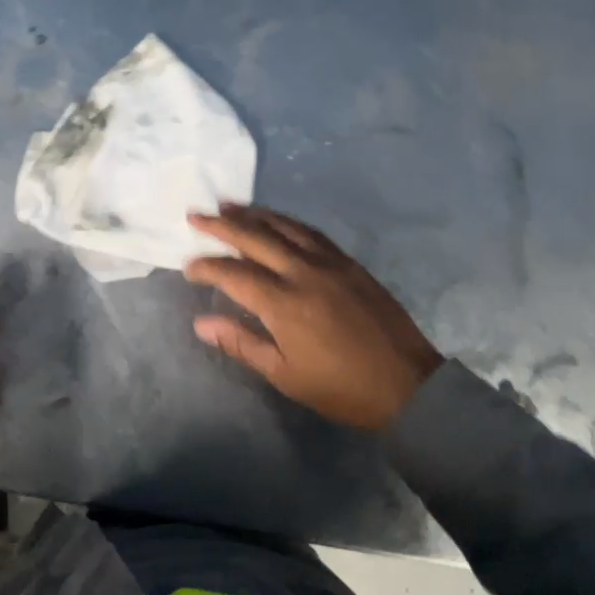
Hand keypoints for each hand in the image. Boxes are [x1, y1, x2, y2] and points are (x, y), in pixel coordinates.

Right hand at [185, 205, 442, 430]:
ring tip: (228, 206)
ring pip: (284, 226)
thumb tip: (201, 322)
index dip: (207, 266)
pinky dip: (286, 221)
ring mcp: (329, 262)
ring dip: (253, 214)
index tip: (188, 265)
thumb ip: (241, 343)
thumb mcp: (285, 375)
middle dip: (221, 225)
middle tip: (196, 215)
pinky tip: (276, 220)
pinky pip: (311, 231)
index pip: (234, 273)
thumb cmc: (340, 388)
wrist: (406, 385)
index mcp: (284, 304)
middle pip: (255, 237)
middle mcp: (303, 272)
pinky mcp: (349, 262)